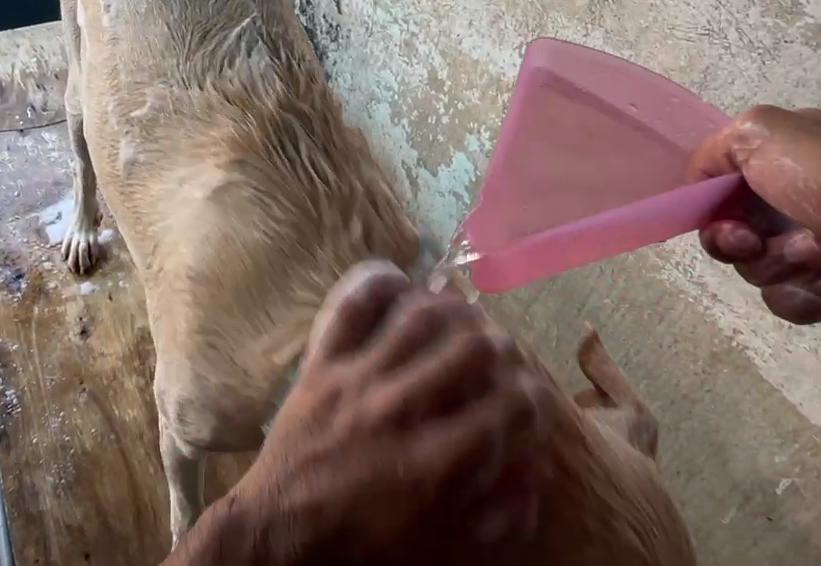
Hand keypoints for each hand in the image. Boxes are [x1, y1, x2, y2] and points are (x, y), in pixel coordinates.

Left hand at [228, 261, 555, 564]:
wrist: (285, 528)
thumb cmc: (369, 541)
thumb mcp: (445, 544)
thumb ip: (499, 507)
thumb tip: (536, 461)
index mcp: (441, 463)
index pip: (511, 406)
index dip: (535, 396)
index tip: (531, 397)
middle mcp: (404, 409)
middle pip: (473, 349)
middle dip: (502, 345)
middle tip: (501, 353)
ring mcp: (359, 378)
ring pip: (419, 318)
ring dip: (453, 310)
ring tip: (463, 316)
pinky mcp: (322, 361)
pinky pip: (351, 307)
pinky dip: (378, 284)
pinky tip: (401, 282)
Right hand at [689, 106, 820, 337]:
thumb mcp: (762, 132)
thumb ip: (710, 150)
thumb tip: (697, 186)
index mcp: (780, 156)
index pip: (717, 176)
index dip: (704, 194)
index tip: (705, 205)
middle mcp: (791, 198)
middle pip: (723, 226)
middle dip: (729, 237)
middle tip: (747, 240)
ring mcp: (809, 245)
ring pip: (749, 265)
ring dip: (776, 261)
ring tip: (819, 253)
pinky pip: (780, 298)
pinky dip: (800, 291)